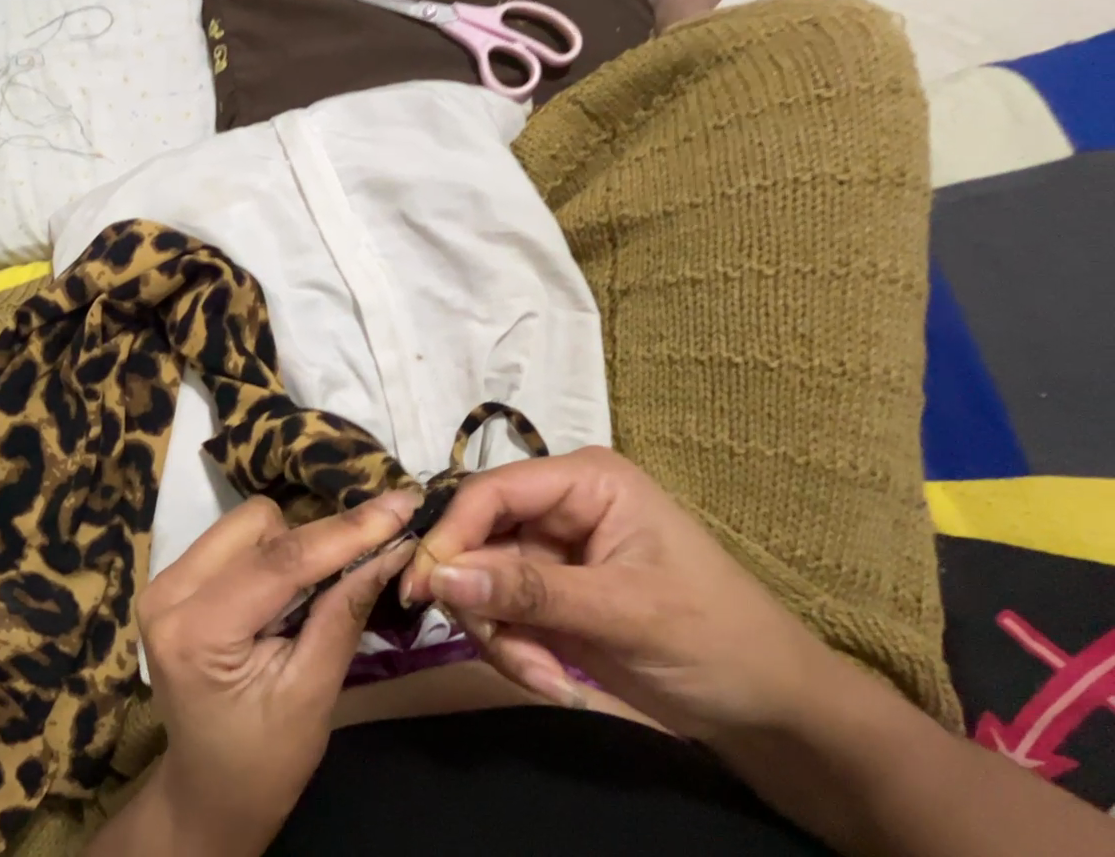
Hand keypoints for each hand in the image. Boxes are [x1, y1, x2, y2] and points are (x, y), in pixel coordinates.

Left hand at [136, 491, 419, 853]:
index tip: (402, 506)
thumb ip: (343, 611)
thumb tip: (391, 547)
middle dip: (314, 542)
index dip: (347, 530)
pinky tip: (284, 598)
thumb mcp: (313, 693)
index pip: (280, 560)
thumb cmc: (263, 760)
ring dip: (291, 549)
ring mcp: (163, 582)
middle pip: (257, 524)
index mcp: (196, 630)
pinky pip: (232, 541)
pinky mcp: (171, 582)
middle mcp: (166, 590)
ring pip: (245, 525)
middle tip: (353, 574)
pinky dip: (270, 556)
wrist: (209, 790)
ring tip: (307, 603)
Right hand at [397, 446, 834, 741]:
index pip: (491, 492)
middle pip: (474, 538)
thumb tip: (438, 575)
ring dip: (498, 633)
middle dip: (481, 600)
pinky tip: (550, 679)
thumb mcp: (626, 613)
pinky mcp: (543, 597)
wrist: (770, 711)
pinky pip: (495, 614)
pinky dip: (510, 649)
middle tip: (499, 648)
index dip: (451, 533)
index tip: (423, 586)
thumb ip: (531, 593)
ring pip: (476, 581)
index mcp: (585, 482)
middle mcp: (557, 509)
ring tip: (542, 676)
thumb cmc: (718, 640)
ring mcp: (547, 555)